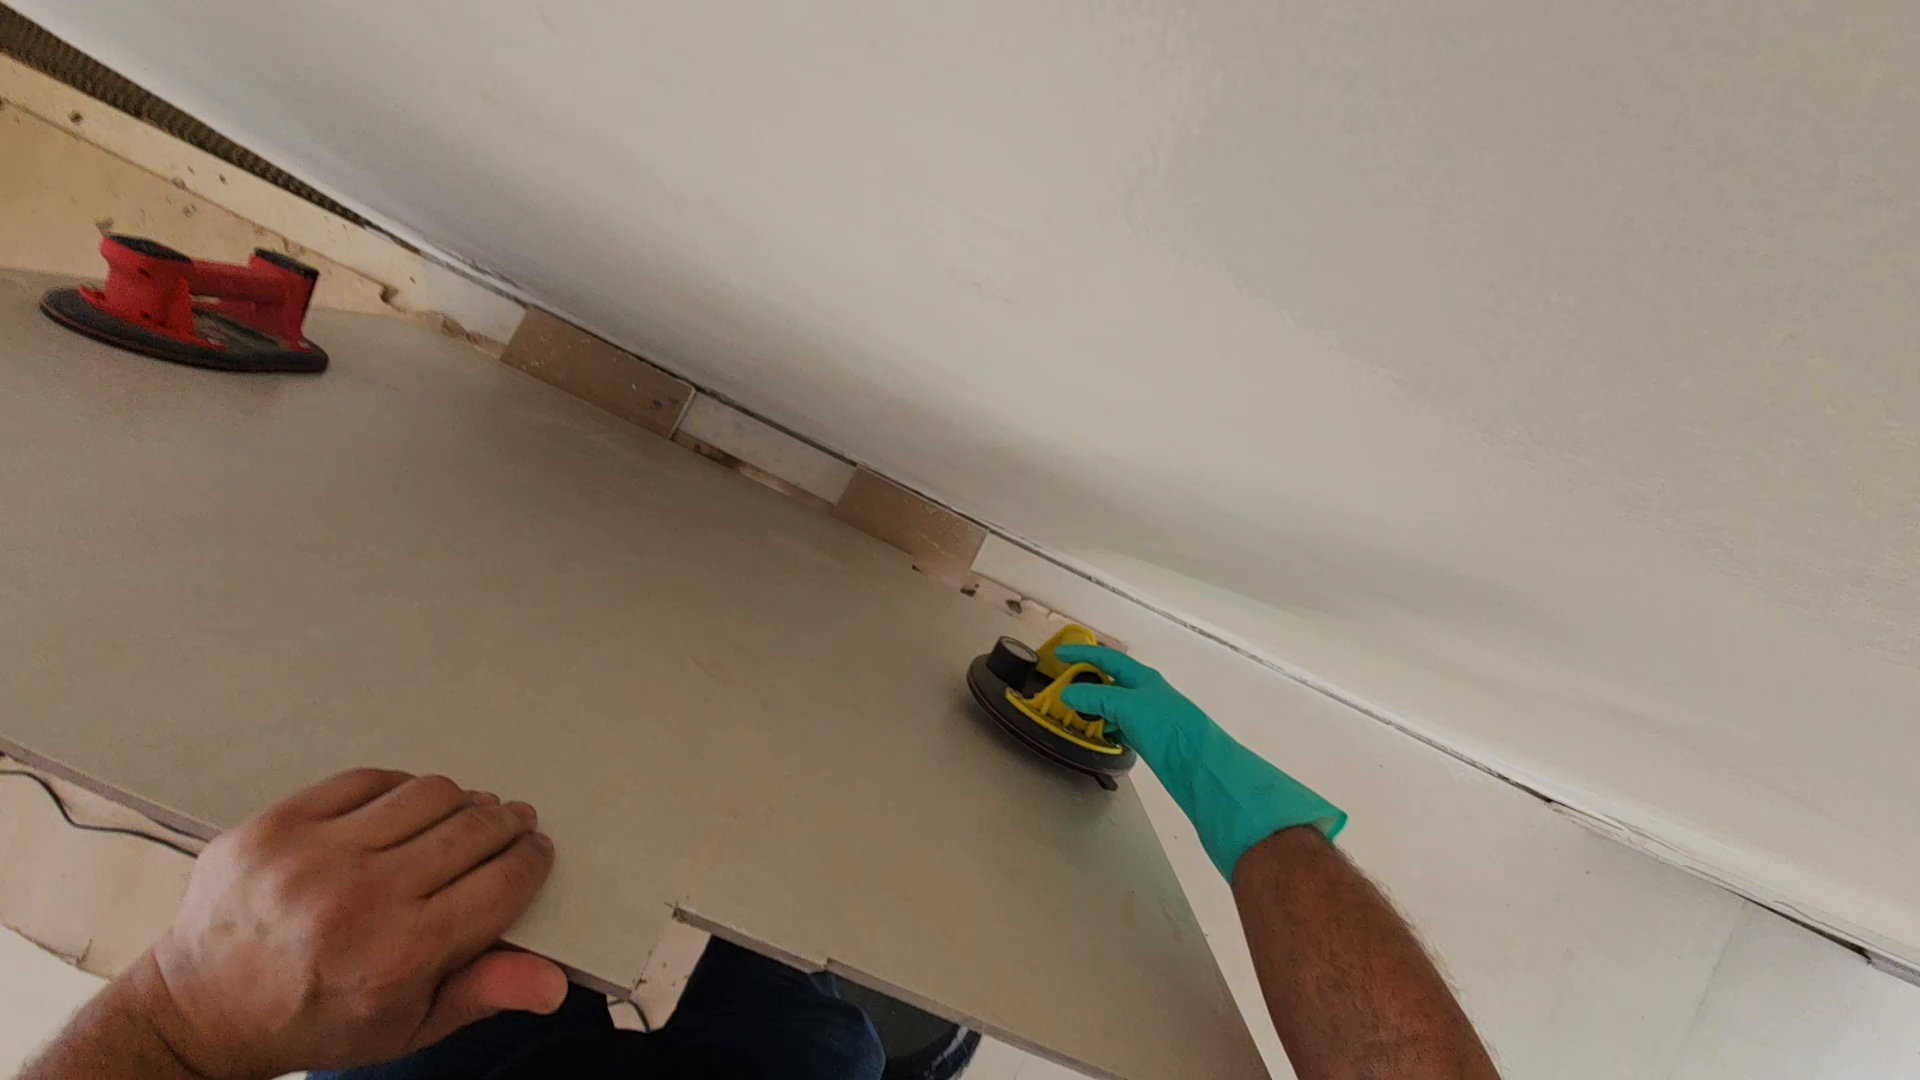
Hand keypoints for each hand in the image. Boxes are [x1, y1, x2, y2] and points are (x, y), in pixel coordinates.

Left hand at [136, 769, 565, 1079]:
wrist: (192, 1014)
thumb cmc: (314, 1019)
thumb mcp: (411, 1024)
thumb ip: (487, 991)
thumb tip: (553, 984)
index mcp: (399, 954)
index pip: (509, 876)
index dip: (532, 858)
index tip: (531, 852)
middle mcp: (358, 900)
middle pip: (478, 826)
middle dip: (505, 825)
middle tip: (504, 830)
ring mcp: (311, 857)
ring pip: (435, 792)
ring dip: (457, 804)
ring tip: (452, 823)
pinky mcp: (276, 826)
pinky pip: (373, 778)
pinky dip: (399, 790)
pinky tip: (397, 817)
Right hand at [1055, 645, 1346, 880]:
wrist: (1205, 771)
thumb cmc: (1169, 729)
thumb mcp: (1128, 706)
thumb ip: (1097, 697)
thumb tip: (1068, 694)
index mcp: (1146, 680)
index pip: (1109, 659)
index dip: (1084, 652)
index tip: (1060, 652)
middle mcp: (1150, 695)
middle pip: (1114, 681)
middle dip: (1089, 680)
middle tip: (1063, 686)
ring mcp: (1153, 720)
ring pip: (1118, 706)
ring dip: (1097, 706)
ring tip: (1074, 713)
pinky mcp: (1155, 744)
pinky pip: (1124, 728)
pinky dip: (1108, 728)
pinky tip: (1100, 736)